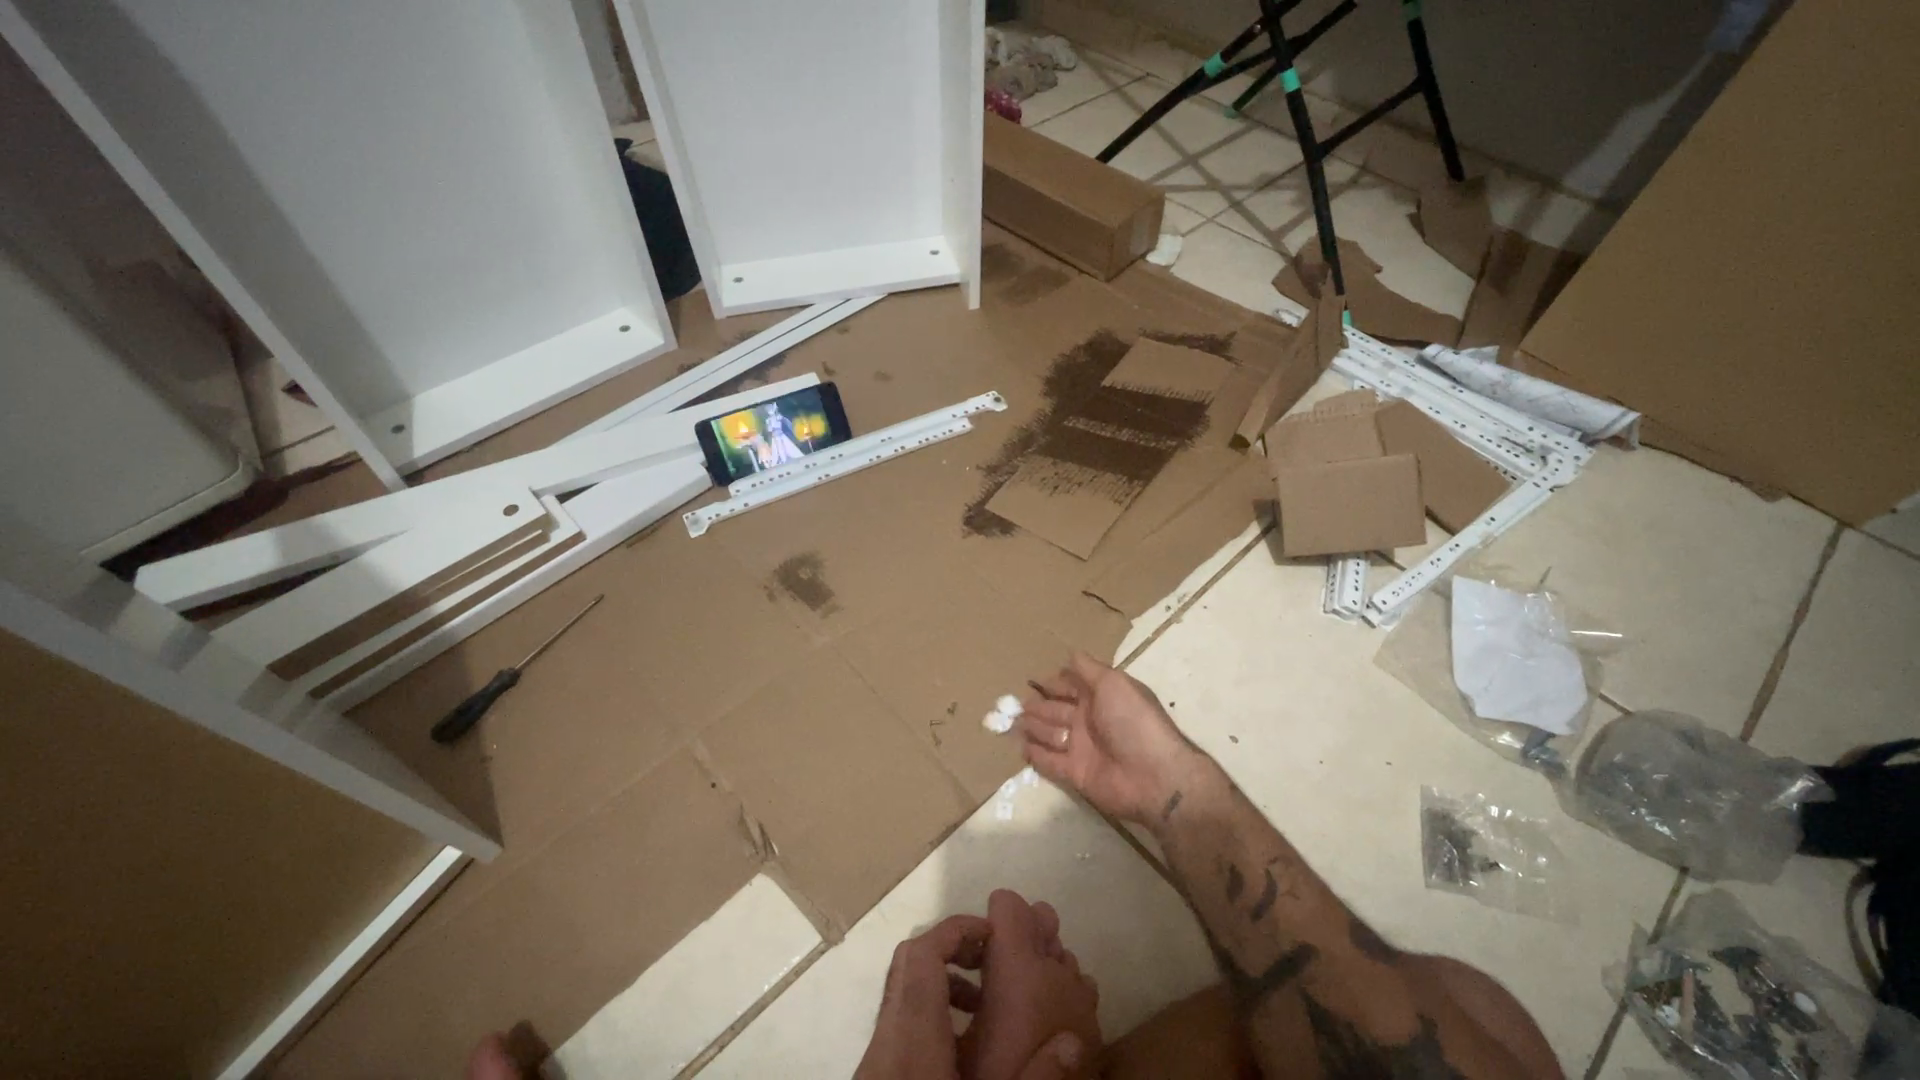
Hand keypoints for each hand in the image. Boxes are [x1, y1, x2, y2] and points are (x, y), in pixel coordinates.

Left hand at [853, 911, 1089, 1079]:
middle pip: (908, 965)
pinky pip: (900, 1027)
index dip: (956, 931)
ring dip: (943, 987)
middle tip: (996, 967)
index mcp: (912, 1040)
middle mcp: (886, 1041)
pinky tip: (965, 1055)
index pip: (923, 956)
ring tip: (986, 1012)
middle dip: (953, 952)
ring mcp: (875, 1062)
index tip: (996, 934)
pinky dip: (931, 1019)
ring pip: (902, 996)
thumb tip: (1072, 1042)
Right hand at [1018, 653, 1209, 823]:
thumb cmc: (1133, 721)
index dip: (1053, 683)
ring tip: (1012, 722)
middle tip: (1012, 704)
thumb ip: (1089, 669)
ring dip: (1033, 727)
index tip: (1032, 680)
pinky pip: (1050, 762)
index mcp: (1101, 697)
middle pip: (1056, 709)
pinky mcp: (1075, 774)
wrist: (1153, 775)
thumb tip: (1070, 653)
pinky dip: (1036, 754)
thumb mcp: (1114, 684)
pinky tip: (1020, 747)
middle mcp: (1089, 720)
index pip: (1071, 686)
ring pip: (1050, 734)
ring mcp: (1082, 748)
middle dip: (1037, 706)